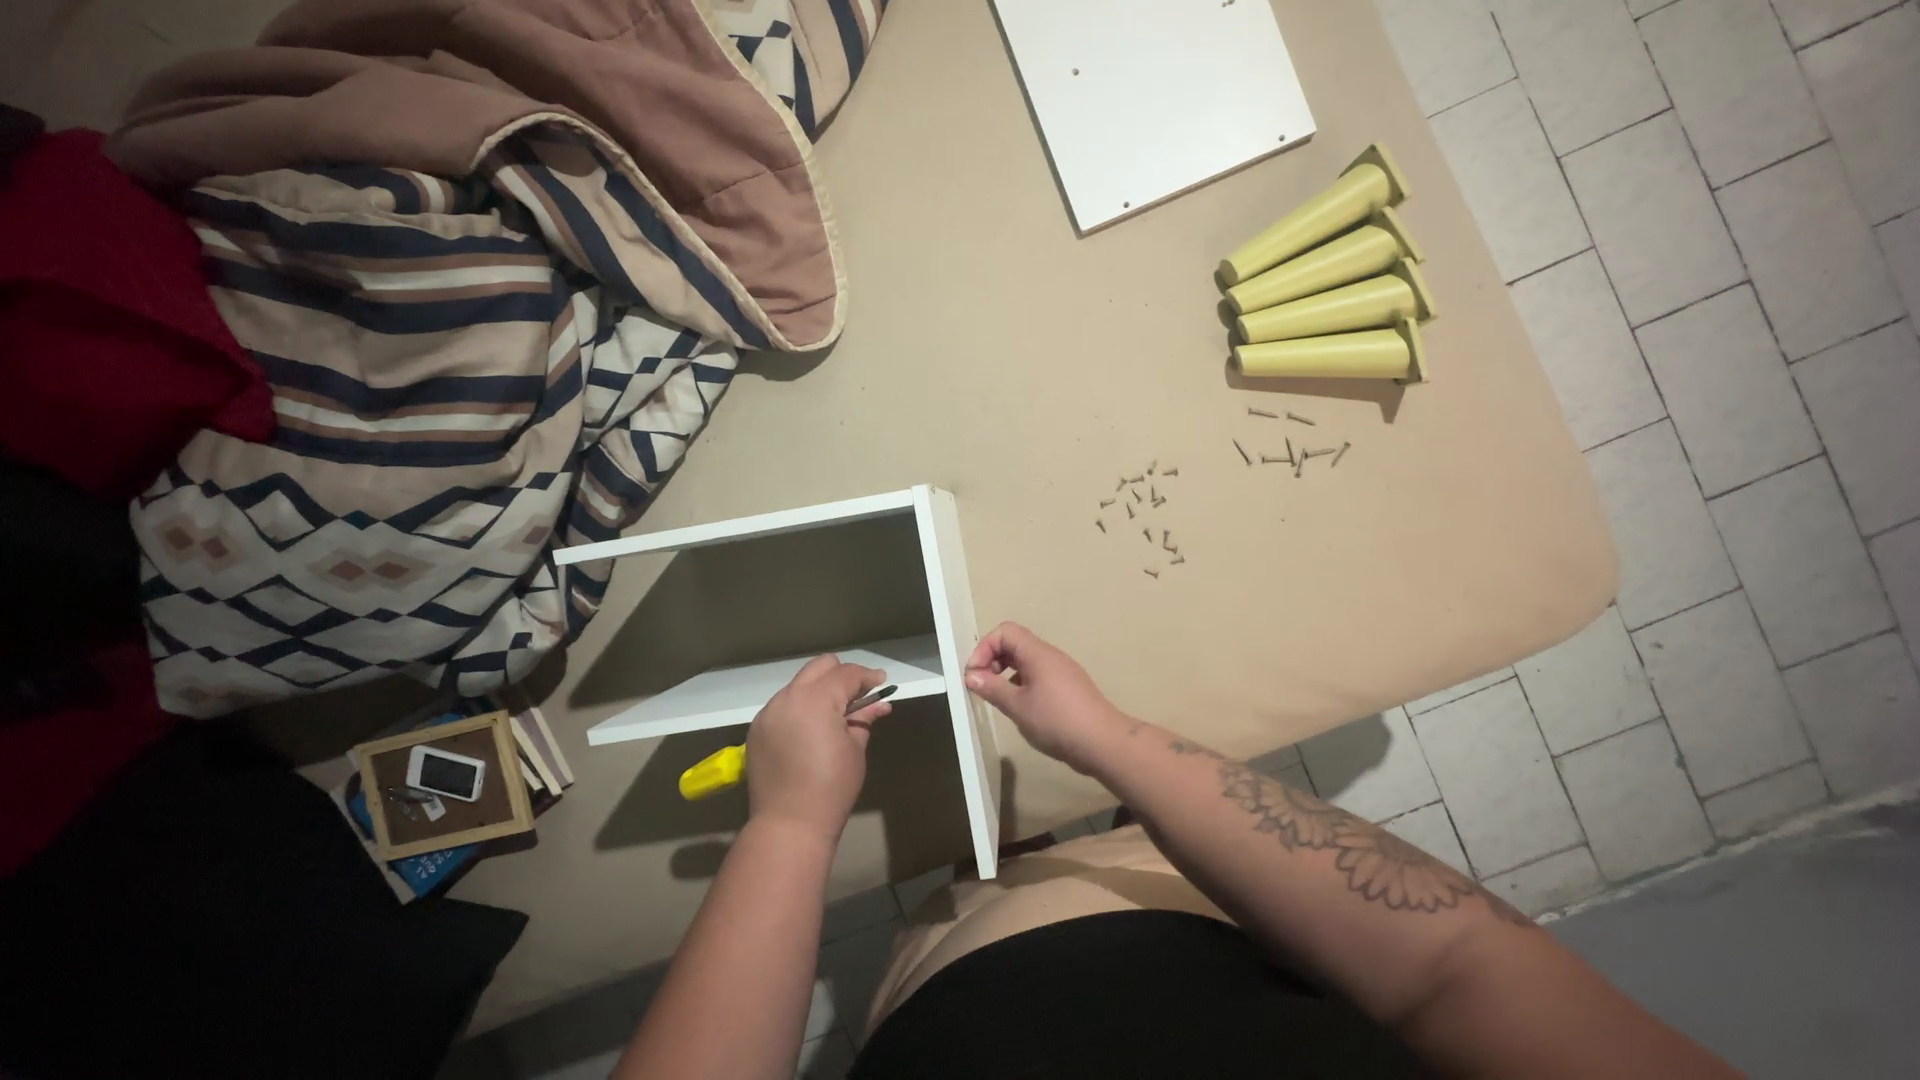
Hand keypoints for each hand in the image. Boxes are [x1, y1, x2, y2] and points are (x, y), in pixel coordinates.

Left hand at [745, 654, 892, 839]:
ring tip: (834, 716)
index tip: (881, 683)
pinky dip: (800, 708)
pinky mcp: (757, 729)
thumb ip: (863, 719)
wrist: (789, 824)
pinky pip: (783, 705)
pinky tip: (810, 731)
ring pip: (799, 685)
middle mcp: (788, 697)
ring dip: (819, 691)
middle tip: (858, 695)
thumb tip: (879, 704)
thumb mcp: (855, 750)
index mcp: (816, 699)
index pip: (847, 674)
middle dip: (842, 675)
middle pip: (820, 667)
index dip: (868, 677)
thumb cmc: (831, 787)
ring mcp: (768, 713)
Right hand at [963, 622, 1128, 773]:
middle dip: (993, 660)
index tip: (975, 674)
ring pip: (1026, 661)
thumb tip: (971, 675)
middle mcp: (1050, 656)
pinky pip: (1038, 675)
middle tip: (983, 686)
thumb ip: (992, 688)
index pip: (1005, 631)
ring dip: (1006, 673)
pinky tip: (1020, 708)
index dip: (984, 647)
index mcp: (1038, 654)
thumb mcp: (1018, 706)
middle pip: (1015, 643)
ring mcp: (1062, 671)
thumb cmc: (1057, 721)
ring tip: (998, 698)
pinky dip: (1022, 684)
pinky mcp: (1068, 687)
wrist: (1103, 742)